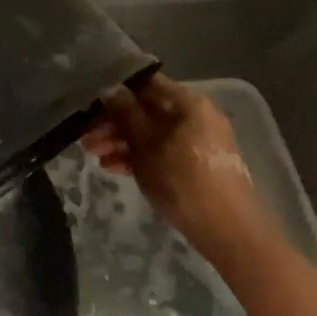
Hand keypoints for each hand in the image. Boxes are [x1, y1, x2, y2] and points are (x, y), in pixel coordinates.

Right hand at [81, 74, 270, 260]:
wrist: (229, 232)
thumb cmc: (183, 180)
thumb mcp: (145, 145)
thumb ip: (126, 113)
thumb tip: (109, 88)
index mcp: (188, 102)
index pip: (145, 83)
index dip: (115, 90)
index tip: (90, 102)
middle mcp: (195, 114)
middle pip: (146, 109)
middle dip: (114, 123)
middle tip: (86, 137)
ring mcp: (198, 141)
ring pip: (152, 133)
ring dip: (121, 142)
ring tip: (94, 156)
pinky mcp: (197, 165)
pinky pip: (162, 151)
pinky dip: (140, 157)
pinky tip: (114, 168)